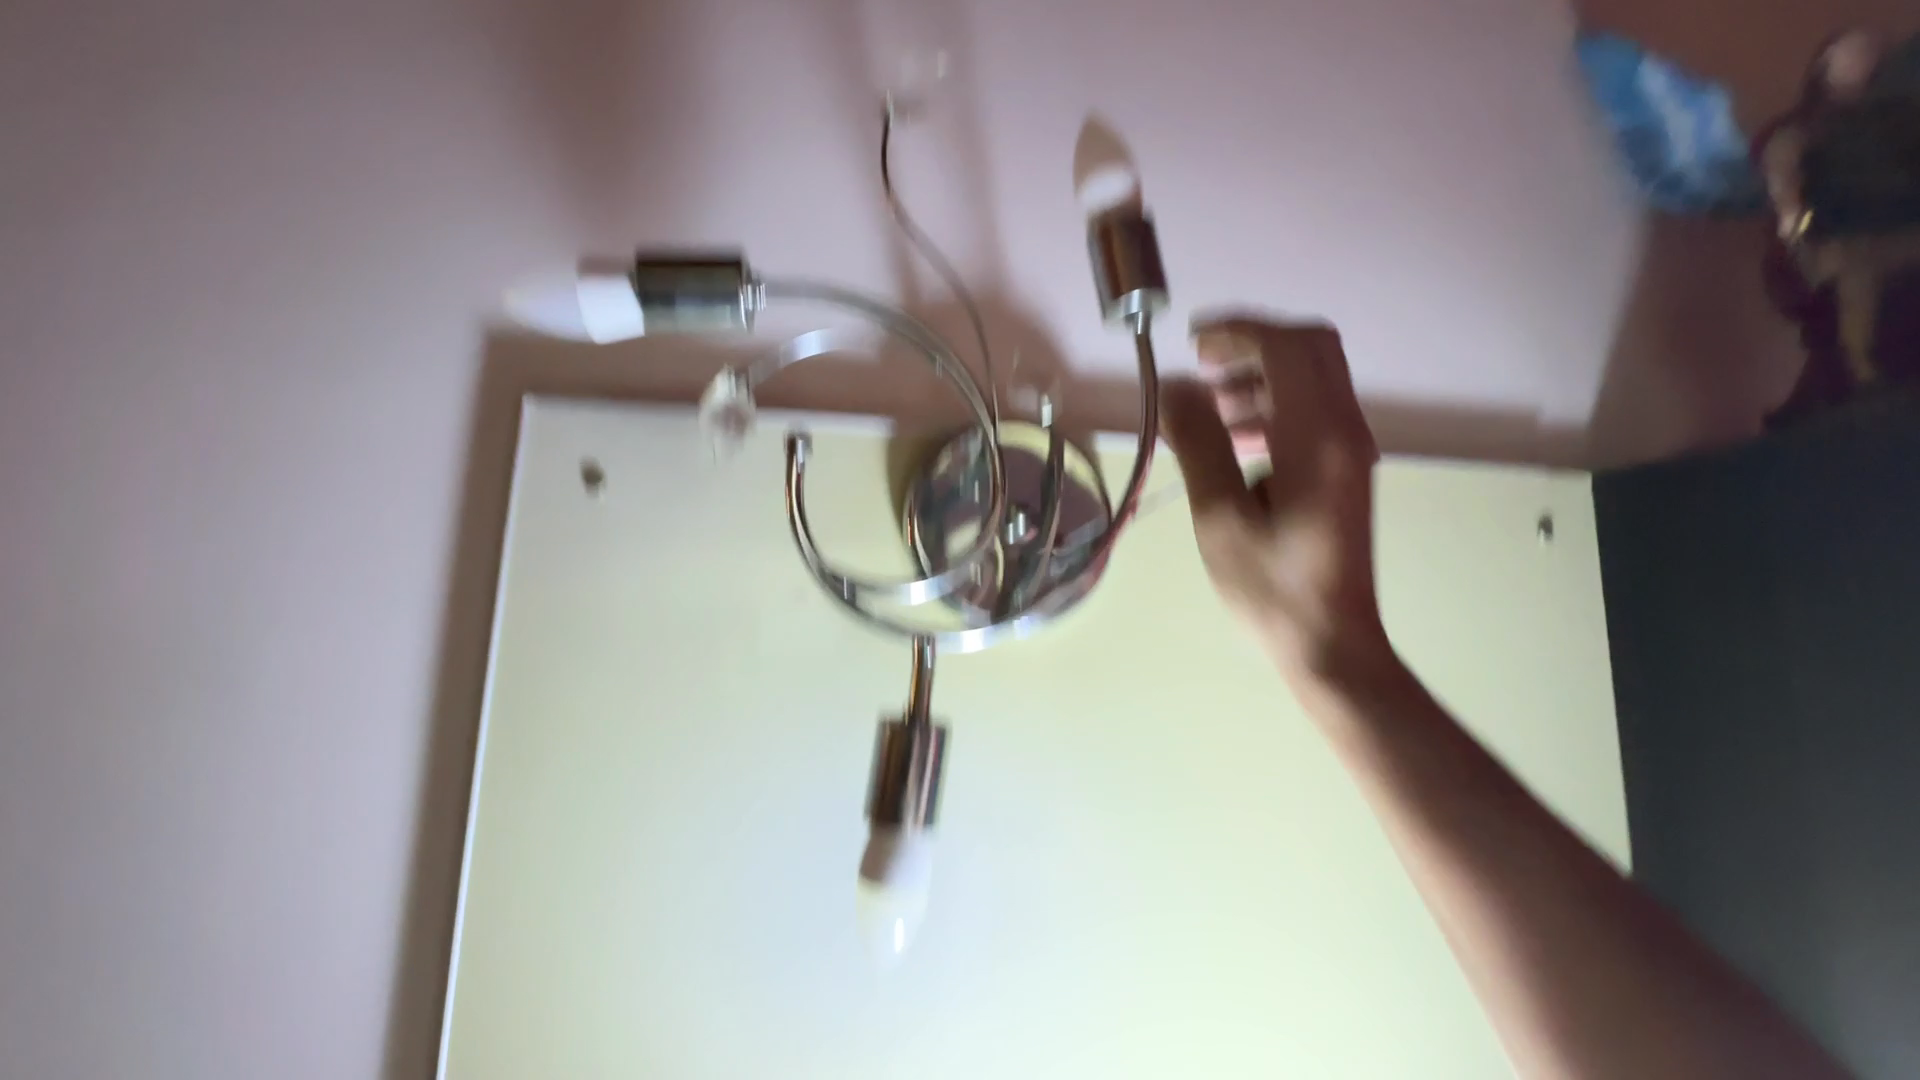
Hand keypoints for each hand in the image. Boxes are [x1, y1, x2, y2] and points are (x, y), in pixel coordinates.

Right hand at [1159, 317, 1386, 675]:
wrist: (1332, 643)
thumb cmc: (1270, 589)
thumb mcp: (1220, 518)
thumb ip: (1199, 445)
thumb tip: (1178, 387)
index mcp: (1318, 438)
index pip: (1286, 347)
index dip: (1237, 332)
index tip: (1191, 344)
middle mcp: (1346, 431)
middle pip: (1310, 348)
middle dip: (1252, 344)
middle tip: (1201, 367)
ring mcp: (1352, 449)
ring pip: (1313, 377)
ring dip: (1260, 376)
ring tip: (1209, 410)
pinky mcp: (1345, 468)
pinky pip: (1313, 410)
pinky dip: (1273, 405)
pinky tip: (1235, 442)